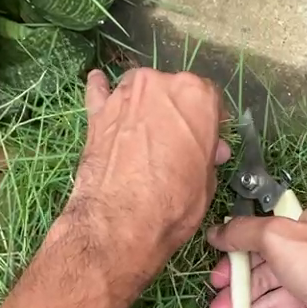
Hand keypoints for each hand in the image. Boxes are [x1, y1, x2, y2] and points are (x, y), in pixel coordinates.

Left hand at [58, 68, 229, 280]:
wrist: (121, 222)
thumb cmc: (174, 204)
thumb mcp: (206, 181)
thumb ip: (206, 155)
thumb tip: (208, 151)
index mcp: (196, 96)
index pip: (209, 99)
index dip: (210, 122)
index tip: (208, 140)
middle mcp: (160, 85)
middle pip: (173, 92)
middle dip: (177, 114)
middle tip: (178, 145)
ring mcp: (125, 95)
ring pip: (140, 90)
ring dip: (145, 105)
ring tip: (146, 132)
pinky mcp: (96, 112)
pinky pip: (100, 92)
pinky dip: (102, 92)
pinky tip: (103, 91)